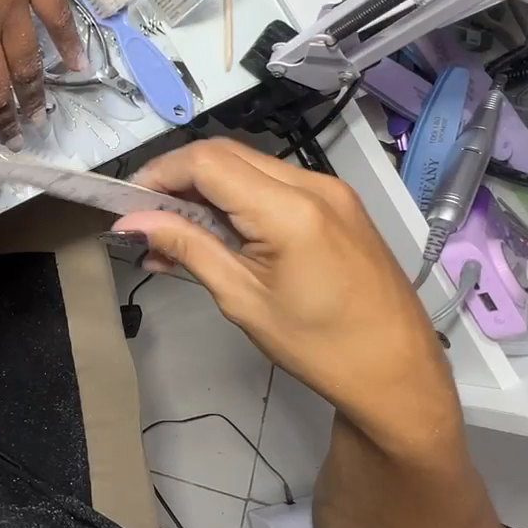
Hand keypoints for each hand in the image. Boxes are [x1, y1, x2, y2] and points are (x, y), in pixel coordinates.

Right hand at [111, 139, 453, 446]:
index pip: (205, 162)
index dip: (159, 174)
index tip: (128, 204)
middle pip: (223, 154)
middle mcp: (313, 184)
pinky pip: (270, 182)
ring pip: (245, 165)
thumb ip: (186, 248)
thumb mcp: (241, 299)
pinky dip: (233, 198)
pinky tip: (215, 233)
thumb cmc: (319, 347)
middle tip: (145, 218)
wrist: (400, 374)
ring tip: (174, 234)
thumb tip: (130, 224)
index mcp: (290, 210)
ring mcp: (329, 190)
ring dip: (203, 188)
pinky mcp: (335, 203)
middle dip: (176, 177)